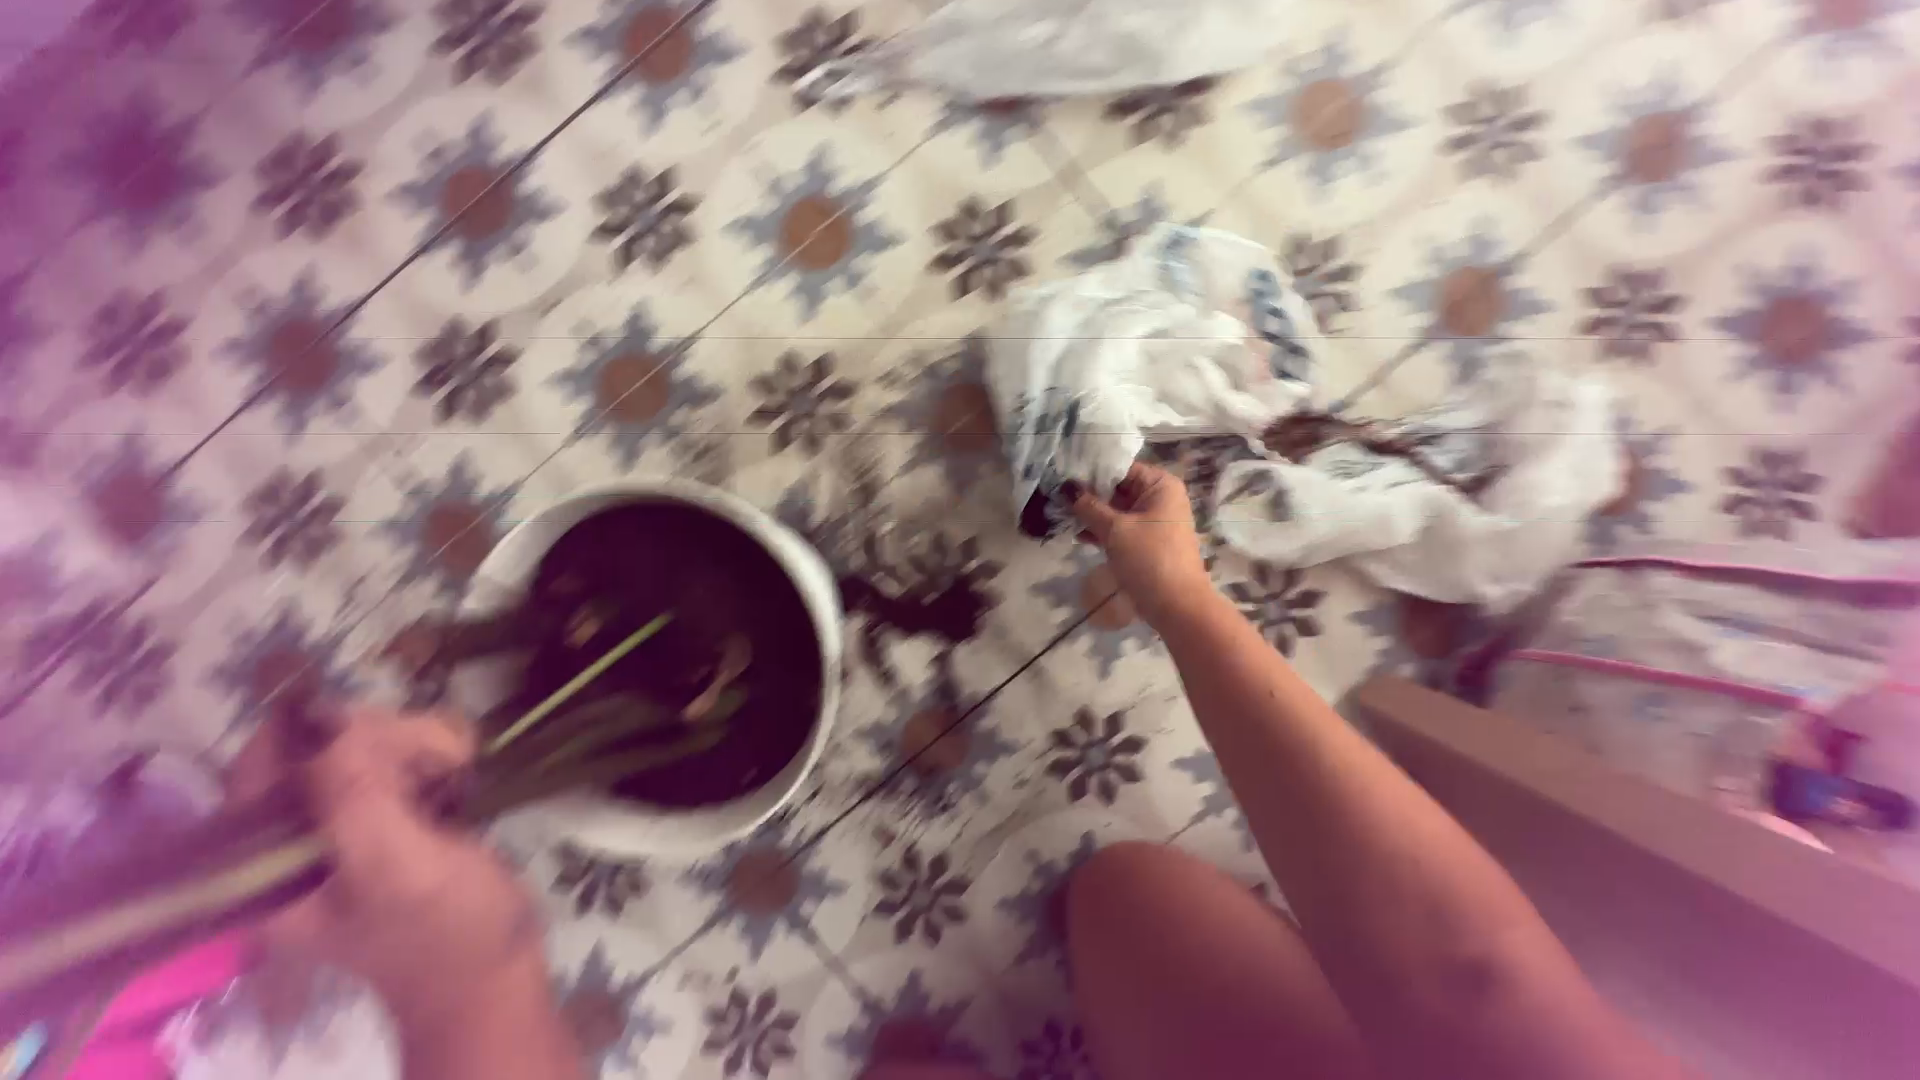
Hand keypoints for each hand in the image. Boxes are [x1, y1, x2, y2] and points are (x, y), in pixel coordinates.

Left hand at [226, 708, 545, 1031]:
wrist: (495, 972)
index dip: (316, 735)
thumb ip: (355, 798)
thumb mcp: (397, 867)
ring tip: (459, 775)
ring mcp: (347, 826)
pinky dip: (436, 755)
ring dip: (422, 746)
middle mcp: (295, 840)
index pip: (262, 766)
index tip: (381, 732)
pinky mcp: (392, 817)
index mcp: (265, 865)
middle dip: (387, 742)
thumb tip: (327, 717)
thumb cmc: (445, 930)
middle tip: (442, 764)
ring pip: (369, 746)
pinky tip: (461, 777)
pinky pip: (401, 760)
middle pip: (322, 748)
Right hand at [1068, 462, 1215, 626]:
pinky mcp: (1147, 542)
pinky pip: (1121, 528)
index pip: (1120, 468)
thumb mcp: (1115, 530)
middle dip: (1088, 495)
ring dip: (1092, 514)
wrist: (1176, 606)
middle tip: (1056, 497)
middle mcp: (1160, 498)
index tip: (1062, 477)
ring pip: (1117, 510)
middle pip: (1118, 488)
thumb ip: (1088, 506)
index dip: (1091, 472)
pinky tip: (1077, 535)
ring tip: (1061, 516)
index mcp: (1160, 485)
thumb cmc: (1149, 559)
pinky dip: (1102, 530)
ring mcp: (1154, 521)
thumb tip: (1066, 488)